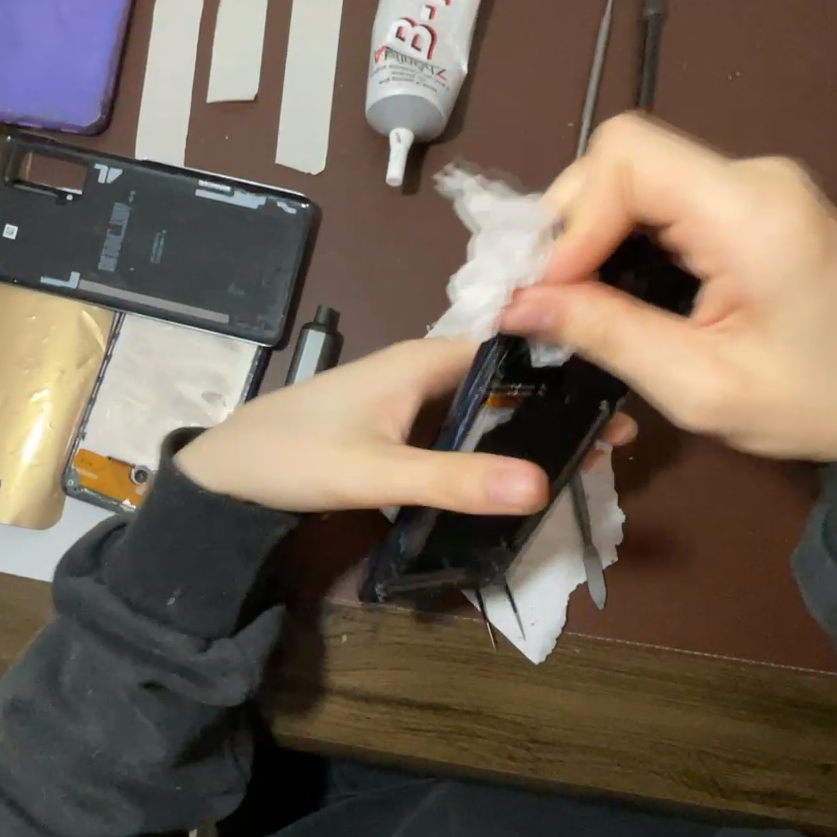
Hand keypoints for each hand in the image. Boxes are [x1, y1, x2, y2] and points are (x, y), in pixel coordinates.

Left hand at [173, 337, 635, 513]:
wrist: (225, 476)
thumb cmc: (292, 456)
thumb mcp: (374, 471)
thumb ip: (451, 478)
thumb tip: (541, 484)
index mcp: (419, 360)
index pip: (508, 352)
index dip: (561, 376)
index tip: (612, 409)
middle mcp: (416, 370)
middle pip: (498, 381)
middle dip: (548, 408)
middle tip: (606, 447)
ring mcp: (402, 400)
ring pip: (475, 408)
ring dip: (518, 430)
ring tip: (574, 462)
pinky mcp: (391, 428)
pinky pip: (450, 431)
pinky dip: (482, 448)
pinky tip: (507, 475)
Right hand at [503, 113, 836, 462]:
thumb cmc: (817, 404)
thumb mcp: (698, 385)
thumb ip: (605, 334)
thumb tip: (514, 304)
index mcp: (750, 210)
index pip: (627, 157)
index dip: (572, 219)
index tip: (550, 291)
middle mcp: (749, 177)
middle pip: (621, 160)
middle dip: (568, 228)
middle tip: (548, 301)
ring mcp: (750, 187)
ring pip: (631, 178)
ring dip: (586, 237)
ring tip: (571, 303)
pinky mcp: (745, 207)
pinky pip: (655, 202)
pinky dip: (614, 241)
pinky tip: (608, 291)